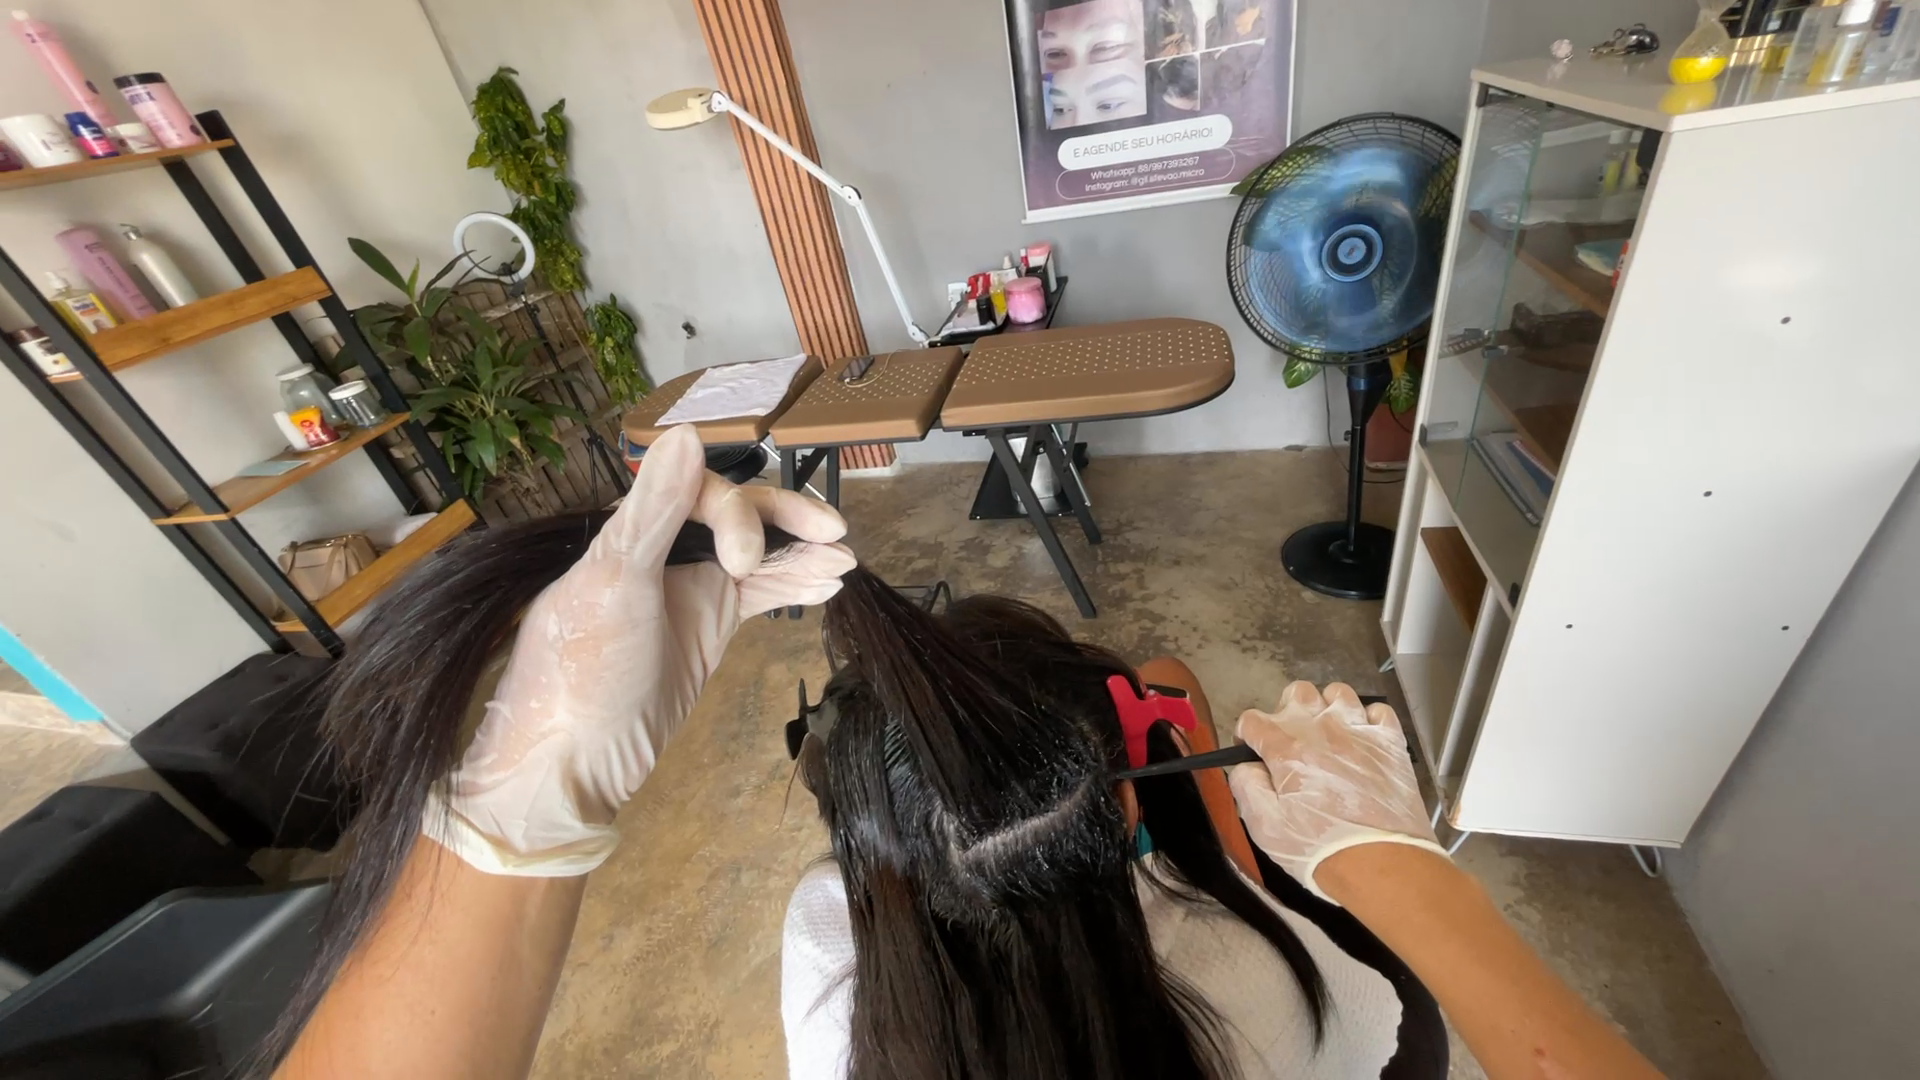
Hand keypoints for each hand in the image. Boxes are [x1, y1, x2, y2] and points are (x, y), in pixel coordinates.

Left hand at [430, 425, 854, 874]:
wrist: (576, 764)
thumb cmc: (583, 672)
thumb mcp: (614, 584)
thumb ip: (652, 509)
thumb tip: (687, 432)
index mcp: (637, 530)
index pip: (705, 493)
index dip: (739, 515)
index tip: (744, 564)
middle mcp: (670, 549)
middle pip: (744, 516)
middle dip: (791, 523)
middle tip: (837, 535)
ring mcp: (695, 586)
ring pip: (762, 554)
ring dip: (804, 554)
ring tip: (846, 561)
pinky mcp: (713, 621)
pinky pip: (764, 592)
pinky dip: (796, 584)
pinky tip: (828, 584)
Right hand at [1227, 681, 1447, 902]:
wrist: (1384, 865)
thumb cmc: (1318, 848)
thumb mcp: (1263, 826)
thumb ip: (1245, 785)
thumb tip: (1247, 766)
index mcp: (1284, 747)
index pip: (1251, 719)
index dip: (1246, 736)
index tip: (1253, 756)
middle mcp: (1319, 728)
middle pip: (1296, 692)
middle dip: (1286, 712)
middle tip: (1292, 743)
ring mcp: (1358, 731)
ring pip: (1337, 692)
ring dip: (1327, 709)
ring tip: (1329, 736)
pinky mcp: (1390, 743)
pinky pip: (1379, 711)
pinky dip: (1368, 720)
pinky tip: (1364, 741)